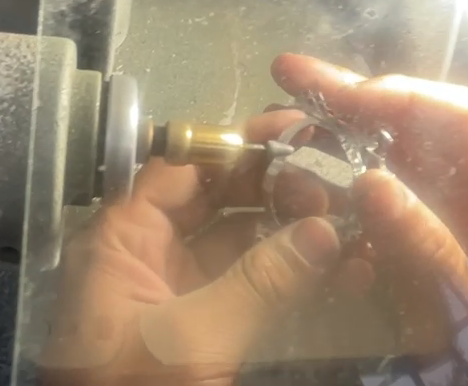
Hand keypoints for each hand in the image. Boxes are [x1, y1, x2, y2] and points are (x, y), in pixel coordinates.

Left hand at [41, 111, 344, 385]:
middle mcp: (147, 253)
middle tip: (330, 177)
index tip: (292, 129)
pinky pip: (247, 289)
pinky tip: (337, 267)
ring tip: (345, 215)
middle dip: (270, 186)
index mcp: (122, 236)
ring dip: (287, 230)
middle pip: (213, 198)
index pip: (179, 166)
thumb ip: (260, 282)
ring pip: (236, 242)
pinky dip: (286, 278)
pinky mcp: (202, 333)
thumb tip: (325, 231)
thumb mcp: (192, 338)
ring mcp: (176, 293)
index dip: (235, 144)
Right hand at [273, 54, 467, 385]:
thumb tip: (369, 182)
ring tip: (283, 130)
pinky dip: (347, 203)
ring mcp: (466, 239)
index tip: (334, 95)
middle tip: (287, 76)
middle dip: (353, 103)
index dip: (395, 96)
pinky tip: (305, 198)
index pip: (461, 120)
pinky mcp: (441, 271)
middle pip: (420, 134)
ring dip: (340, 147)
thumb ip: (434, 262)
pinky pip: (390, 221)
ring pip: (398, 172)